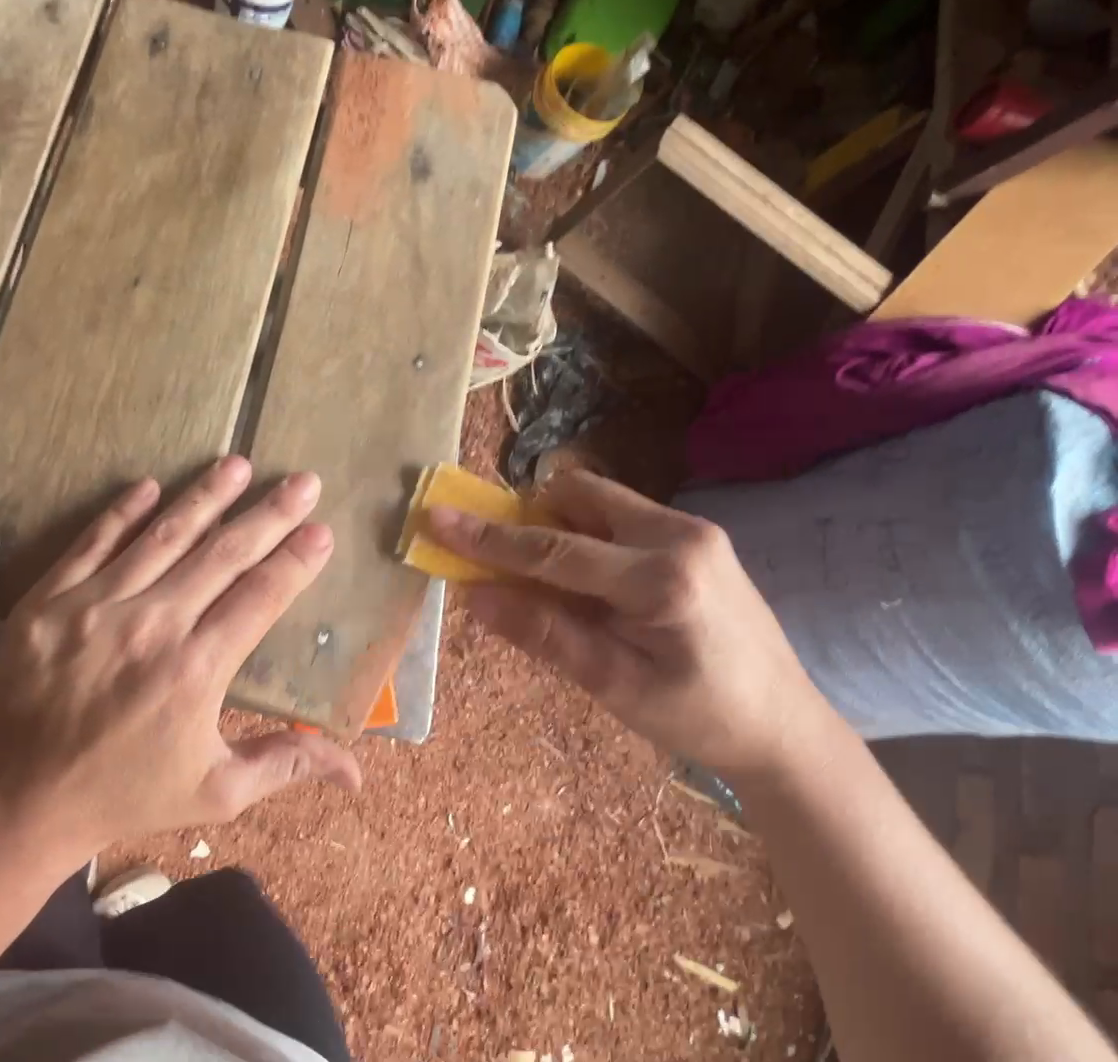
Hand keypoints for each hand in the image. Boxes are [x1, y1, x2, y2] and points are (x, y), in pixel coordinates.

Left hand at [0, 456, 362, 864]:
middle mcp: (151, 627)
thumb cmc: (127, 794)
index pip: (260, 597)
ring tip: (236, 464)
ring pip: (162, 536)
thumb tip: (357, 771)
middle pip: (221, 555)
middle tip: (300, 481)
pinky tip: (150, 486)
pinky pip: (93, 543)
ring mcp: (94, 607)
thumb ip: (285, 764)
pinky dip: (122, 512)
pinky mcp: (49, 601)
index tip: (320, 530)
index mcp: (196, 670)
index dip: (295, 560)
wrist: (25, 795)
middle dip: (267, 514)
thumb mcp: (215, 792)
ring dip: (204, 497)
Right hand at [425, 470, 827, 780]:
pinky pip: (620, 516)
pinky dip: (586, 537)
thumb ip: (543, 633)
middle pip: (577, 494)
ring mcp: (694, 531)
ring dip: (557, 525)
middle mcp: (680, 536)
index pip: (552, 548)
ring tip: (551, 580)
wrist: (786, 726)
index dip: (486, 537)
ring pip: (598, 500)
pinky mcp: (697, 538)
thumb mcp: (613, 685)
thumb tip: (474, 596)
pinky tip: (590, 584)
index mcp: (661, 579)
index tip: (435, 517)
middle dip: (528, 516)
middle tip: (502, 559)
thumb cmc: (698, 716)